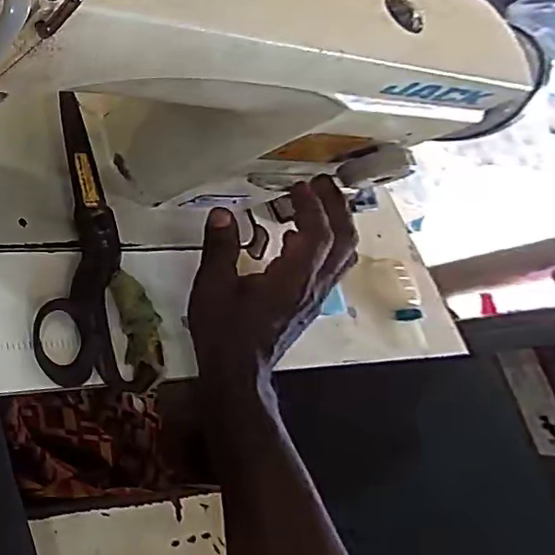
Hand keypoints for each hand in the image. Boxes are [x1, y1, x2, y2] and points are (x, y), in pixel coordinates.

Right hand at [188, 177, 357, 378]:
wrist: (236, 369)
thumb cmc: (223, 329)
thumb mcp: (212, 286)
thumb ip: (219, 248)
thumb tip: (223, 214)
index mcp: (292, 278)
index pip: (316, 233)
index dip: (311, 205)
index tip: (297, 186)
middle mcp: (312, 285)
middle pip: (343, 240)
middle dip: (336, 208)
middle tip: (322, 185)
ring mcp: (313, 296)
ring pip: (342, 254)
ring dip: (336, 225)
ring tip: (318, 207)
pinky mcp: (306, 303)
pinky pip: (330, 266)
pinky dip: (325, 244)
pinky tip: (300, 241)